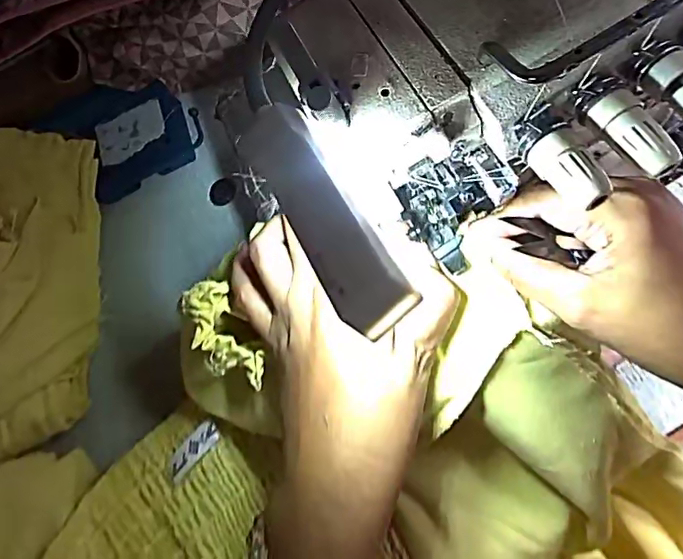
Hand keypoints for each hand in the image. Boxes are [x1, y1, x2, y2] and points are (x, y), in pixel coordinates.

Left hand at [230, 216, 456, 482]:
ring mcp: (274, 336)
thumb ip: (429, 308)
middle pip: (264, 247)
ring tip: (278, 231)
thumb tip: (437, 267)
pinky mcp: (273, 357)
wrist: (335, 488)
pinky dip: (245, 284)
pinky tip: (260, 280)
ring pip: (245, 275)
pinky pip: (246, 309)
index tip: (335, 194)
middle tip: (309, 209)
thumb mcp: (412, 364)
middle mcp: (287, 313)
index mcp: (318, 305)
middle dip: (282, 218)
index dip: (314, 208)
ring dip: (255, 246)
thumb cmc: (370, 428)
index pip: (302, 237)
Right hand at [464, 178, 682, 395]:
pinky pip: (601, 202)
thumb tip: (492, 250)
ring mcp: (651, 196)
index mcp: (621, 207)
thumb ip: (527, 272)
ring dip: (553, 220)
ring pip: (578, 195)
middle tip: (503, 245)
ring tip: (534, 251)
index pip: (542, 196)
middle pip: (560, 190)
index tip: (483, 231)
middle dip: (528, 217)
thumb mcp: (583, 306)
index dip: (506, 216)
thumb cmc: (672, 335)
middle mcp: (638, 189)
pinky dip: (579, 223)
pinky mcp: (656, 206)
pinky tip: (570, 251)